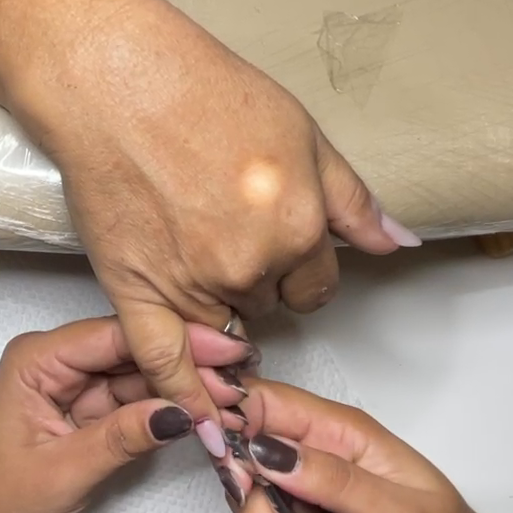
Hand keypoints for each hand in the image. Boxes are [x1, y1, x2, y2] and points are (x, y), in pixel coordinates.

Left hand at [0, 317, 255, 512]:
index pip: (114, 336)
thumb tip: (183, 410)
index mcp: (38, 360)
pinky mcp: (88, 414)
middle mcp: (57, 363)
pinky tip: (204, 412)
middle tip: (243, 376)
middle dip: (186, 365)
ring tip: (236, 397)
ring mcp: (74, 388)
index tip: (227, 350)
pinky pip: (133, 403)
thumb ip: (122, 437)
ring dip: (183, 389)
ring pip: (138, 377)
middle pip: (131, 352)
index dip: (173, 341)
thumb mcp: (63, 472)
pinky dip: (166, 410)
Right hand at [9, 0, 417, 428]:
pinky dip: (186, 397)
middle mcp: (252, 266)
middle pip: (269, 307)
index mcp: (300, 227)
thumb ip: (352, 198)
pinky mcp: (136, 294)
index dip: (299, 270)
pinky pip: (167, 364)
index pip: (317, 286)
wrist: (115, 85)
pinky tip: (201, 427)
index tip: (277, 255)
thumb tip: (397, 244)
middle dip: (257, 283)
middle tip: (221, 237)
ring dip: (217, 309)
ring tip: (188, 261)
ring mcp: (192, 285)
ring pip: (223, 329)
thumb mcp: (301, 131)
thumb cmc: (203, 93)